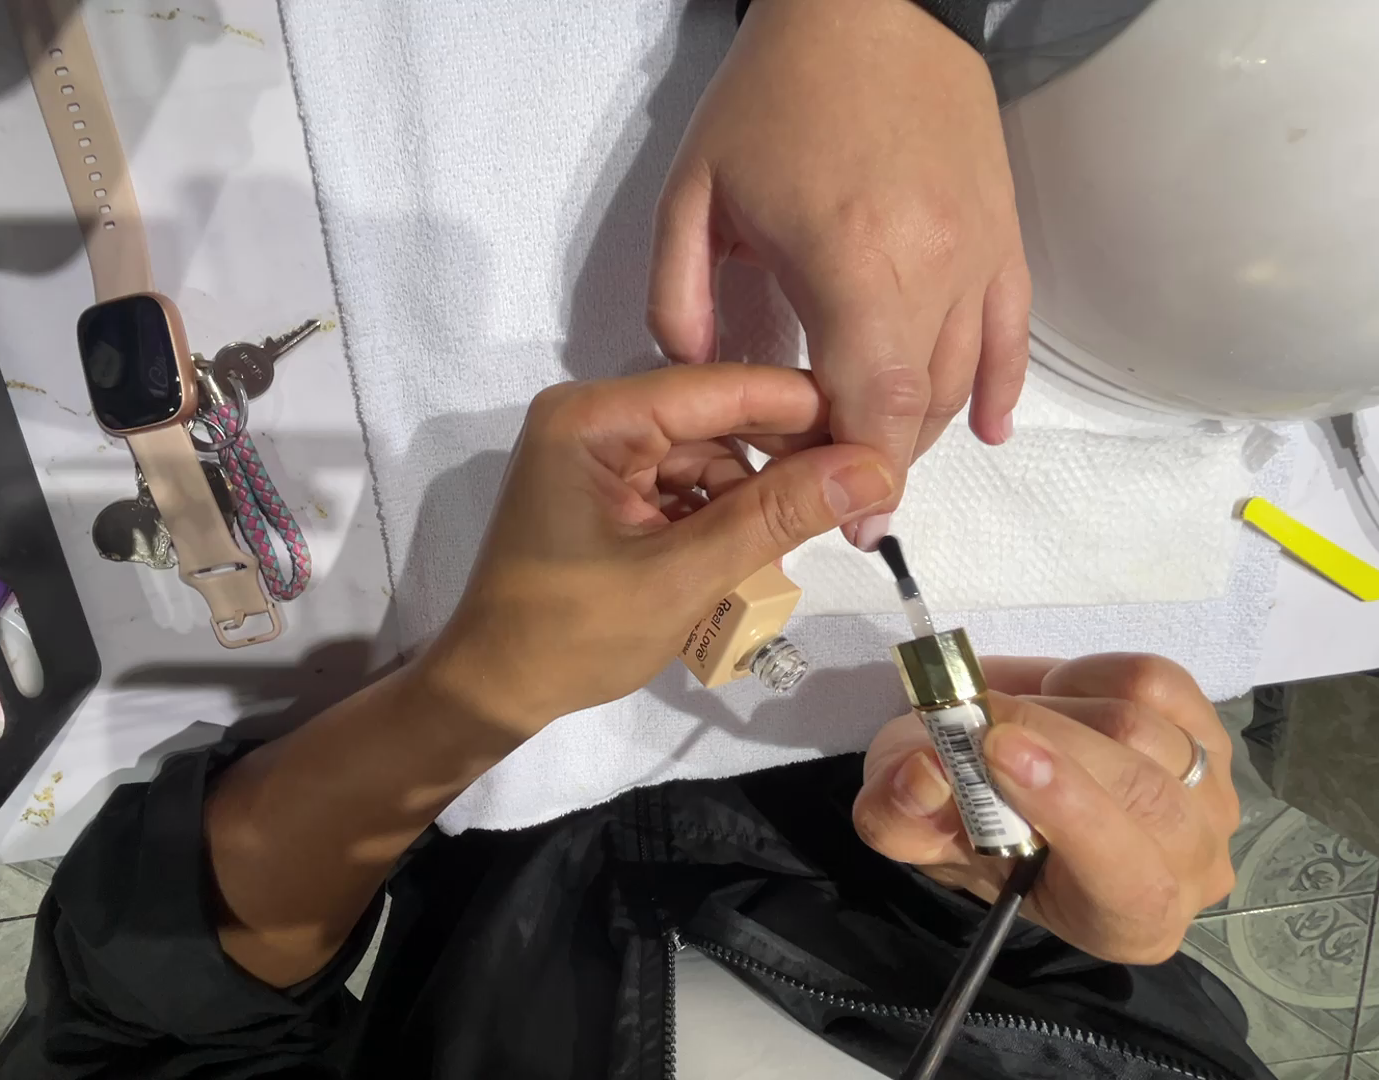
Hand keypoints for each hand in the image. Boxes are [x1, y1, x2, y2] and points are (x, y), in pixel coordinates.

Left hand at [416, 364, 893, 736]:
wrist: (495, 686)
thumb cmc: (574, 636)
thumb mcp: (682, 576)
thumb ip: (775, 517)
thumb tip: (874, 468)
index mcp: (592, 418)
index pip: (720, 389)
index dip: (806, 411)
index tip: (883, 441)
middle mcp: (591, 417)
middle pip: (713, 418)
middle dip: (779, 462)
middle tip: (854, 500)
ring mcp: (595, 452)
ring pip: (704, 454)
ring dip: (750, 496)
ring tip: (790, 543)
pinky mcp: (603, 486)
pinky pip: (679, 483)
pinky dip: (717, 513)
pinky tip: (747, 550)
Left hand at [650, 0, 1030, 548]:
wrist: (867, 1)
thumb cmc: (767, 103)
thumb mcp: (689, 200)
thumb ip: (677, 300)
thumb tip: (694, 373)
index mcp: (853, 263)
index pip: (870, 402)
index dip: (857, 472)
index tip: (843, 526)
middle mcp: (935, 267)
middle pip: (919, 405)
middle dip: (882, 466)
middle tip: (847, 509)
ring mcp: (982, 249)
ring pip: (963, 378)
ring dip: (920, 433)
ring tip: (879, 467)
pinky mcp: (1004, 232)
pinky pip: (1013, 329)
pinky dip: (999, 386)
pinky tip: (987, 431)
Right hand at [852, 654, 1238, 964]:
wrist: (979, 774)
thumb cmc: (951, 816)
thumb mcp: (901, 827)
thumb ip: (899, 814)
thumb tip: (928, 772)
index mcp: (1117, 919)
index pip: (1132, 881)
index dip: (1072, 810)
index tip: (997, 747)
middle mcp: (1187, 867)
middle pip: (1143, 791)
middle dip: (1046, 736)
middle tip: (971, 711)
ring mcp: (1207, 797)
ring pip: (1143, 729)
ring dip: (1051, 707)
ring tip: (1006, 718)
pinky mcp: (1203, 730)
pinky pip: (1158, 682)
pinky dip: (1090, 673)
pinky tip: (1057, 695)